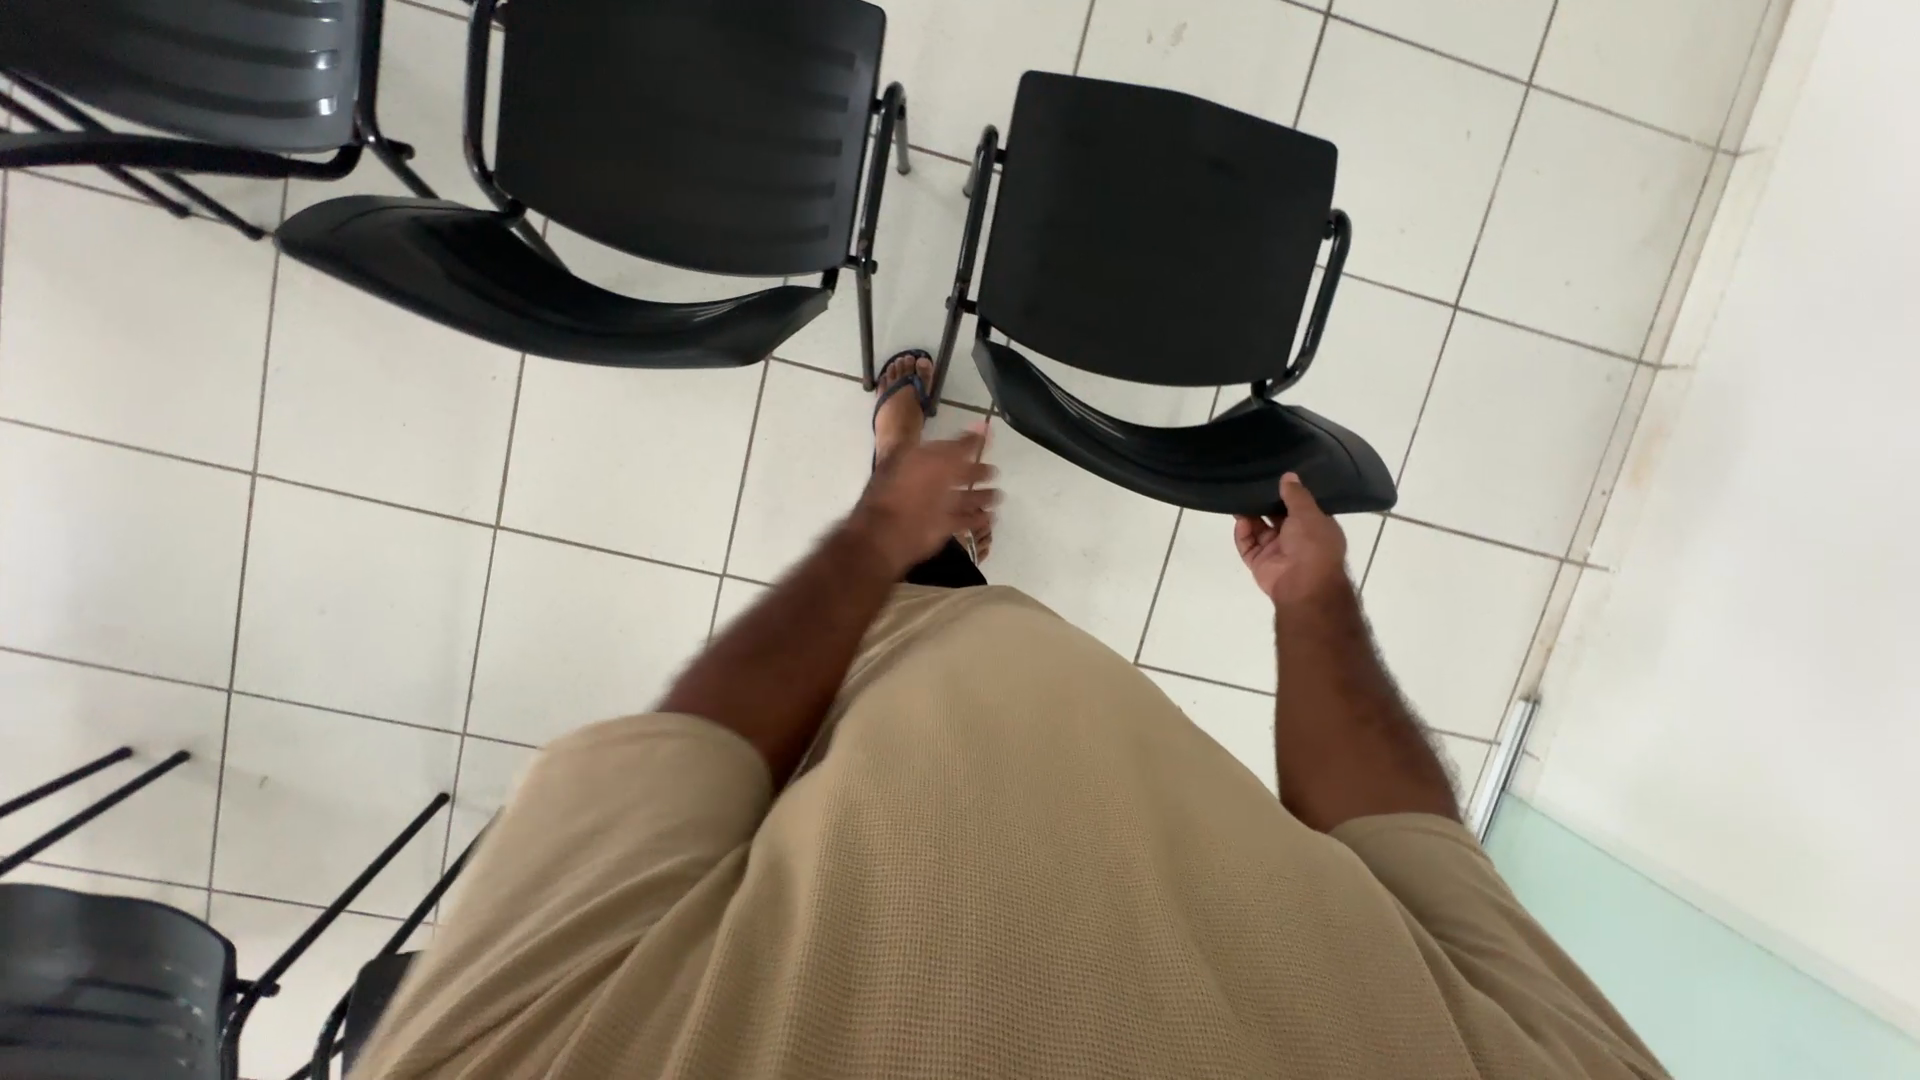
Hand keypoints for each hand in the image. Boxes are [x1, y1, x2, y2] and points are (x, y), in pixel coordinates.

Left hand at [846, 426, 997, 575]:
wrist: (890, 533)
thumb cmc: (911, 491)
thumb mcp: (937, 461)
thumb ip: (961, 445)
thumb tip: (983, 426)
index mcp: (922, 462)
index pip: (947, 450)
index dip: (967, 446)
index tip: (987, 442)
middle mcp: (927, 482)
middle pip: (954, 476)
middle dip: (975, 473)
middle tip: (994, 471)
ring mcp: (932, 506)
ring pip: (960, 499)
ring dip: (979, 497)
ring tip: (999, 495)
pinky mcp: (938, 528)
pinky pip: (960, 521)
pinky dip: (974, 519)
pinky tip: (989, 517)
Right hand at [1235, 473, 1349, 606]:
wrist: (1303, 584)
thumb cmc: (1313, 545)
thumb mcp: (1308, 513)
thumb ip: (1296, 495)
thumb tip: (1288, 475)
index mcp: (1315, 527)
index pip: (1301, 507)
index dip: (1289, 494)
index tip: (1276, 478)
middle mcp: (1296, 539)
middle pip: (1276, 517)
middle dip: (1264, 504)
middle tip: (1251, 486)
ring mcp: (1276, 551)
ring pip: (1259, 530)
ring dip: (1250, 516)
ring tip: (1239, 499)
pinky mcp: (1259, 562)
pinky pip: (1247, 545)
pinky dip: (1243, 534)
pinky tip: (1240, 521)